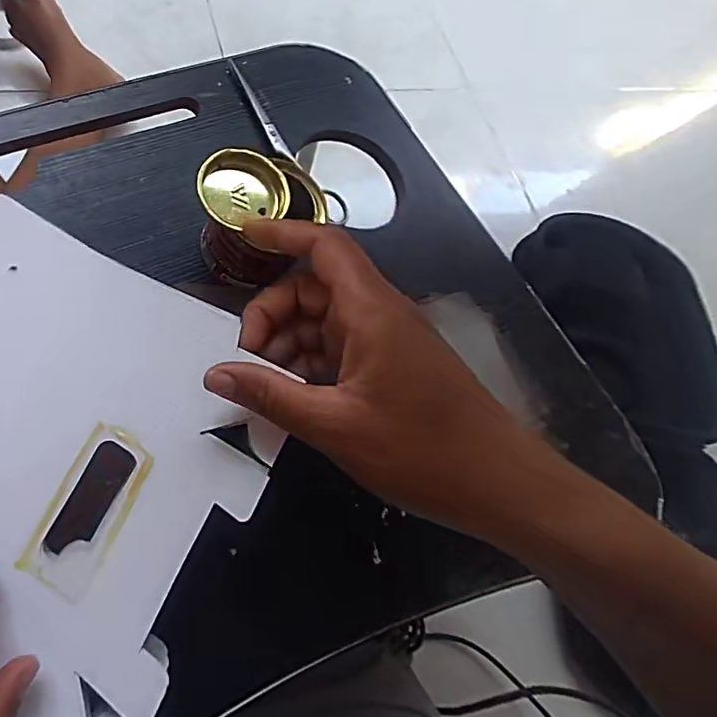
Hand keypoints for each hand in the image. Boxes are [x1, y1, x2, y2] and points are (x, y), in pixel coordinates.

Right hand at [203, 221, 588, 542]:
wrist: (498, 483)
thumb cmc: (425, 451)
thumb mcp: (335, 426)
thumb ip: (270, 396)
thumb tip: (218, 375)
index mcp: (370, 311)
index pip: (323, 247)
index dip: (282, 233)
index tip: (245, 234)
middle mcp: (380, 314)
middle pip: (312, 288)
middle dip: (272, 315)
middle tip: (249, 359)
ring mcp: (387, 339)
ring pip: (323, 320)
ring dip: (289, 343)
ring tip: (270, 384)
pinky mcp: (391, 364)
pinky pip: (339, 347)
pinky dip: (310, 363)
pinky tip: (296, 396)